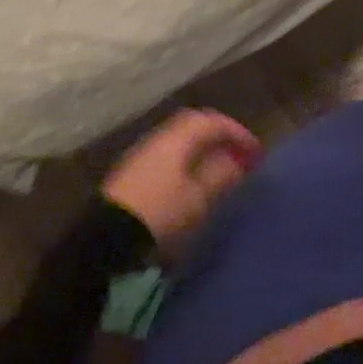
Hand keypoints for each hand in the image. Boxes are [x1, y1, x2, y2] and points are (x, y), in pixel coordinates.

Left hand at [102, 109, 260, 256]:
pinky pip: (166, 158)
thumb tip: (236, 162)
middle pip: (193, 127)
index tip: (255, 152)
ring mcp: (140, 157)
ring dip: (200, 151)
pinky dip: (185, 163)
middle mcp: (158, 139)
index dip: (237, 133)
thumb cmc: (160, 214)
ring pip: (178, 143)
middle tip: (237, 155)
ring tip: (217, 170)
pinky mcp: (130, 177)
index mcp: (177, 139)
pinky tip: (191, 183)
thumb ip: (220, 176)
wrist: (106, 241)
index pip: (211, 122)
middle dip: (218, 138)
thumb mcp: (198, 199)